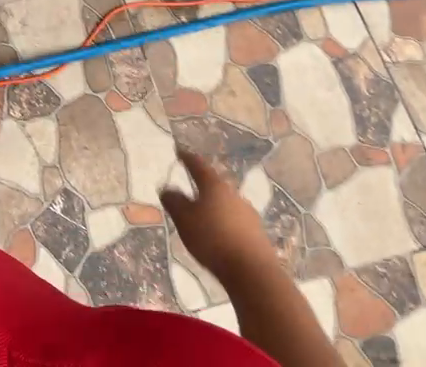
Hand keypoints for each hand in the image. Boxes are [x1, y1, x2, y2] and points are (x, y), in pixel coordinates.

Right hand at [160, 148, 278, 281]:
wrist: (254, 274)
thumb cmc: (213, 240)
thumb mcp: (183, 219)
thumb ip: (173, 201)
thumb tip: (167, 188)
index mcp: (214, 185)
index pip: (198, 164)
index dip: (186, 157)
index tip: (178, 151)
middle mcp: (234, 195)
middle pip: (214, 184)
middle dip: (201, 185)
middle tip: (188, 186)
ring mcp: (249, 214)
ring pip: (226, 203)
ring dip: (213, 205)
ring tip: (201, 214)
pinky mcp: (257, 234)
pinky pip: (234, 221)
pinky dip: (223, 222)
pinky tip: (217, 233)